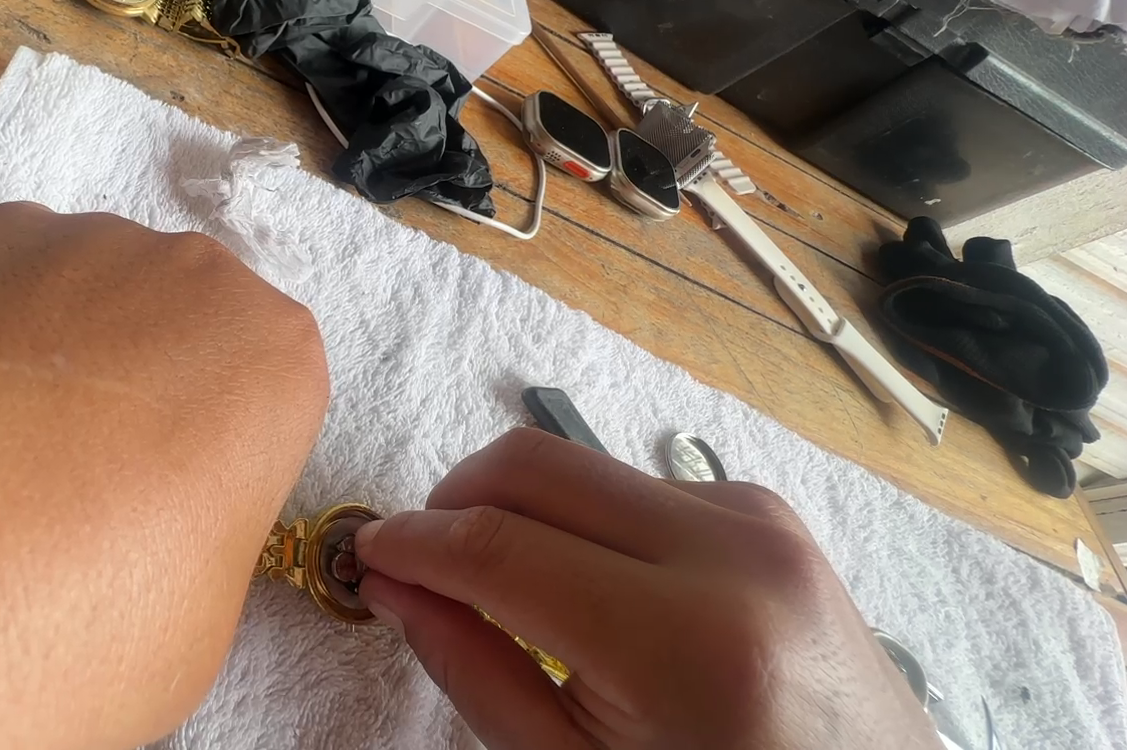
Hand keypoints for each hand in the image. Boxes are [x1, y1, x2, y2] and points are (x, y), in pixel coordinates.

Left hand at [0, 204, 327, 749]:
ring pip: (102, 292)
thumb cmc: (74, 620)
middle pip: (188, 324)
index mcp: (272, 353)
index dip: (221, 455)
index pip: (274, 387)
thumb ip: (204, 517)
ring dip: (71, 349)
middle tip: (78, 479)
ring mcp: (81, 237)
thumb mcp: (195, 614)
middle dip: (152, 387)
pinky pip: (20, 275)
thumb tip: (154, 486)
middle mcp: (190, 269)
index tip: (168, 507)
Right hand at [353, 428, 941, 749]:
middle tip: (426, 559)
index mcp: (693, 647)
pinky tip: (587, 582)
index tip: (366, 551)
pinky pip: (620, 481)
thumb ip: (467, 665)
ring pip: (570, 463)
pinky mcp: (760, 508)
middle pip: (531, 464)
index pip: (500, 548)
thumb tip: (386, 582)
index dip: (413, 542)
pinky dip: (570, 516)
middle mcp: (732, 552)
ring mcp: (756, 518)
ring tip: (506, 577)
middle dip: (451, 499)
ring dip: (509, 505)